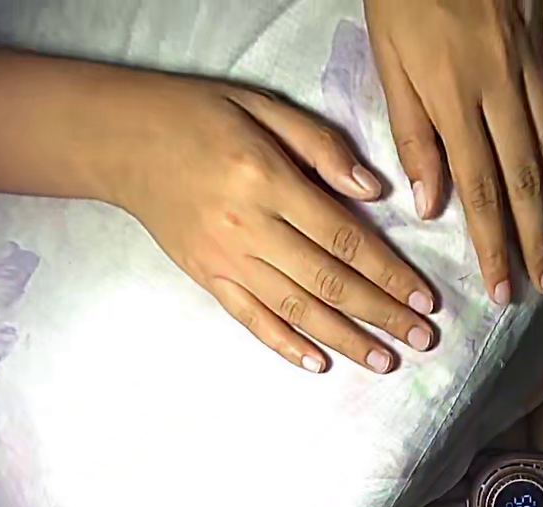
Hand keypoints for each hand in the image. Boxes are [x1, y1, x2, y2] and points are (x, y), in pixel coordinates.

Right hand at [106, 74, 438, 372]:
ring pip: (299, 309)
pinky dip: (286, 345)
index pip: (346, 239)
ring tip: (385, 361)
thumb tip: (374, 192)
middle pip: (331, 282)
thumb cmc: (196, 116)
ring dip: (347, 340)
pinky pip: (252, 320)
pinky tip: (320, 364)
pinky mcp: (208, 280)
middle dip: (382, 315)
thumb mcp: (261, 106)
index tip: (423, 299)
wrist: (118, 138)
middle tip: (421, 339)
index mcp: (269, 180)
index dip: (390, 273)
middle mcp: (251, 228)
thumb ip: (321, 148)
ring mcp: (227, 260)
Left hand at [366, 0, 542, 304]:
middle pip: (523, 181)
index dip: (494, 247)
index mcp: (456, 100)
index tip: (504, 290)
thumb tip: (431, 205)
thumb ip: (413, 135)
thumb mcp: (389, 60)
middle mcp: (502, 87)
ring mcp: (532, 57)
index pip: (481, 193)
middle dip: (535, 240)